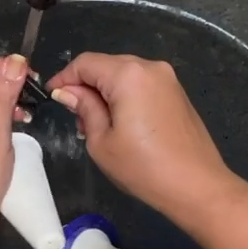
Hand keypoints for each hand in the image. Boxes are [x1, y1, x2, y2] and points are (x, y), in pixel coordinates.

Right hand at [45, 53, 239, 218]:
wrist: (196, 185)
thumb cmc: (143, 167)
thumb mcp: (101, 141)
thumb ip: (84, 109)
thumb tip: (68, 93)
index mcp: (128, 75)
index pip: (86, 63)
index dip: (64, 78)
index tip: (51, 96)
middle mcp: (150, 67)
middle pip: (106, 65)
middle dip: (86, 86)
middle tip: (75, 117)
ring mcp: (168, 79)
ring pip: (124, 75)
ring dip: (105, 93)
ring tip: (96, 126)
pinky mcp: (177, 93)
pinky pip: (141, 85)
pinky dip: (124, 97)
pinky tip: (120, 124)